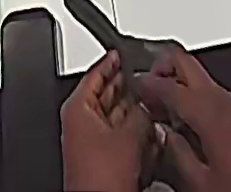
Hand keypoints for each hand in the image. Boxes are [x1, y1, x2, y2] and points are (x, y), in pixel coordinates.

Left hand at [63, 50, 153, 191]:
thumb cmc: (98, 181)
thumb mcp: (128, 136)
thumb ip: (141, 112)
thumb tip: (149, 102)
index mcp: (78, 108)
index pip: (96, 72)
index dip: (112, 61)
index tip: (123, 52)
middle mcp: (83, 122)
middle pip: (108, 93)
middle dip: (128, 87)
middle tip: (145, 78)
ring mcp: (92, 142)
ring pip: (117, 115)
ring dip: (134, 111)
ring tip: (152, 102)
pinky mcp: (103, 159)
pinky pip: (121, 135)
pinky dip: (134, 131)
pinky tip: (149, 130)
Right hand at [137, 46, 230, 191]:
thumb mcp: (201, 182)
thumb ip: (176, 153)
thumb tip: (160, 135)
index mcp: (206, 110)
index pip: (167, 84)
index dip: (145, 83)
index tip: (132, 87)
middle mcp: (218, 96)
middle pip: (183, 60)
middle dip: (159, 66)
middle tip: (146, 85)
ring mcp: (229, 101)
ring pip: (195, 73)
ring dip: (175, 80)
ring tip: (160, 105)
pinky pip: (206, 88)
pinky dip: (189, 93)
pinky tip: (182, 117)